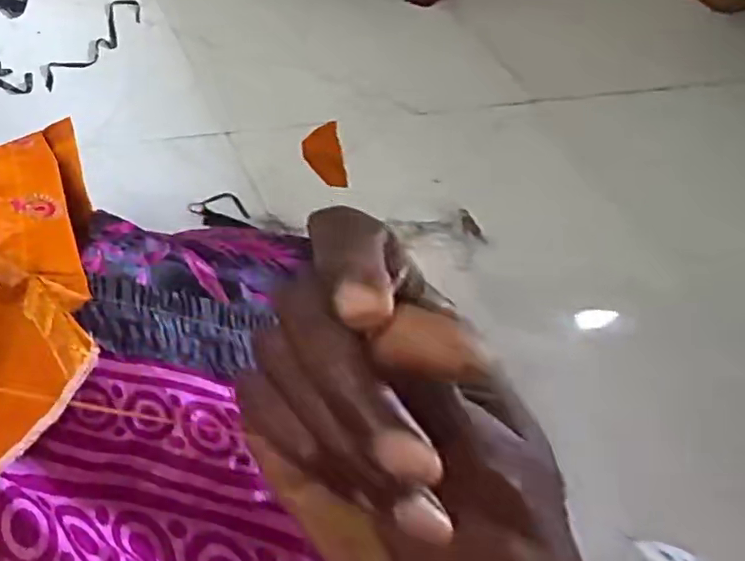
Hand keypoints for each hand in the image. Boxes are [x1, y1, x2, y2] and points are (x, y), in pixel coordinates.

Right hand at [238, 207, 580, 560]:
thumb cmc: (500, 517)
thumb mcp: (500, 456)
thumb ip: (442, 384)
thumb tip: (388, 326)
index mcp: (408, 312)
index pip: (354, 237)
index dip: (347, 257)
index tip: (362, 315)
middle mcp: (338, 321)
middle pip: (301, 301)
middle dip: (352, 388)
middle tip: (415, 467)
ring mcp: (293, 359)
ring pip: (272, 351)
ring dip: (338, 433)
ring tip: (404, 504)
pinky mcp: (263, 399)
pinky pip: (254, 394)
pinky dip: (303, 445)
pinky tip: (351, 488)